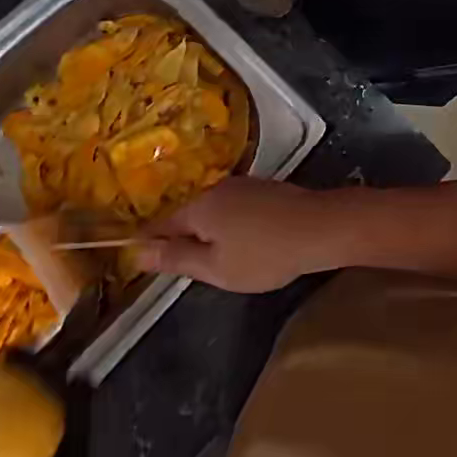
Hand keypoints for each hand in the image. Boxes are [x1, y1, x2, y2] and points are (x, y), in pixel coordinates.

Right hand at [136, 177, 339, 291]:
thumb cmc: (264, 254)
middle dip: (185, 240)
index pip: (160, 224)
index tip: (146, 263)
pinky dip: (234, 226)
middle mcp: (217, 189)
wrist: (320, 227)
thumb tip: (136, 250)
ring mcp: (243, 186)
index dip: (150, 244)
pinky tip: (249, 244)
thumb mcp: (216, 268)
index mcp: (199, 207)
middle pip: (188, 215)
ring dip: (212, 233)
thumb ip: (176, 258)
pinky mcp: (264, 189)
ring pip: (214, 212)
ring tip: (224, 261)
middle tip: (194, 271)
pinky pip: (236, 208)